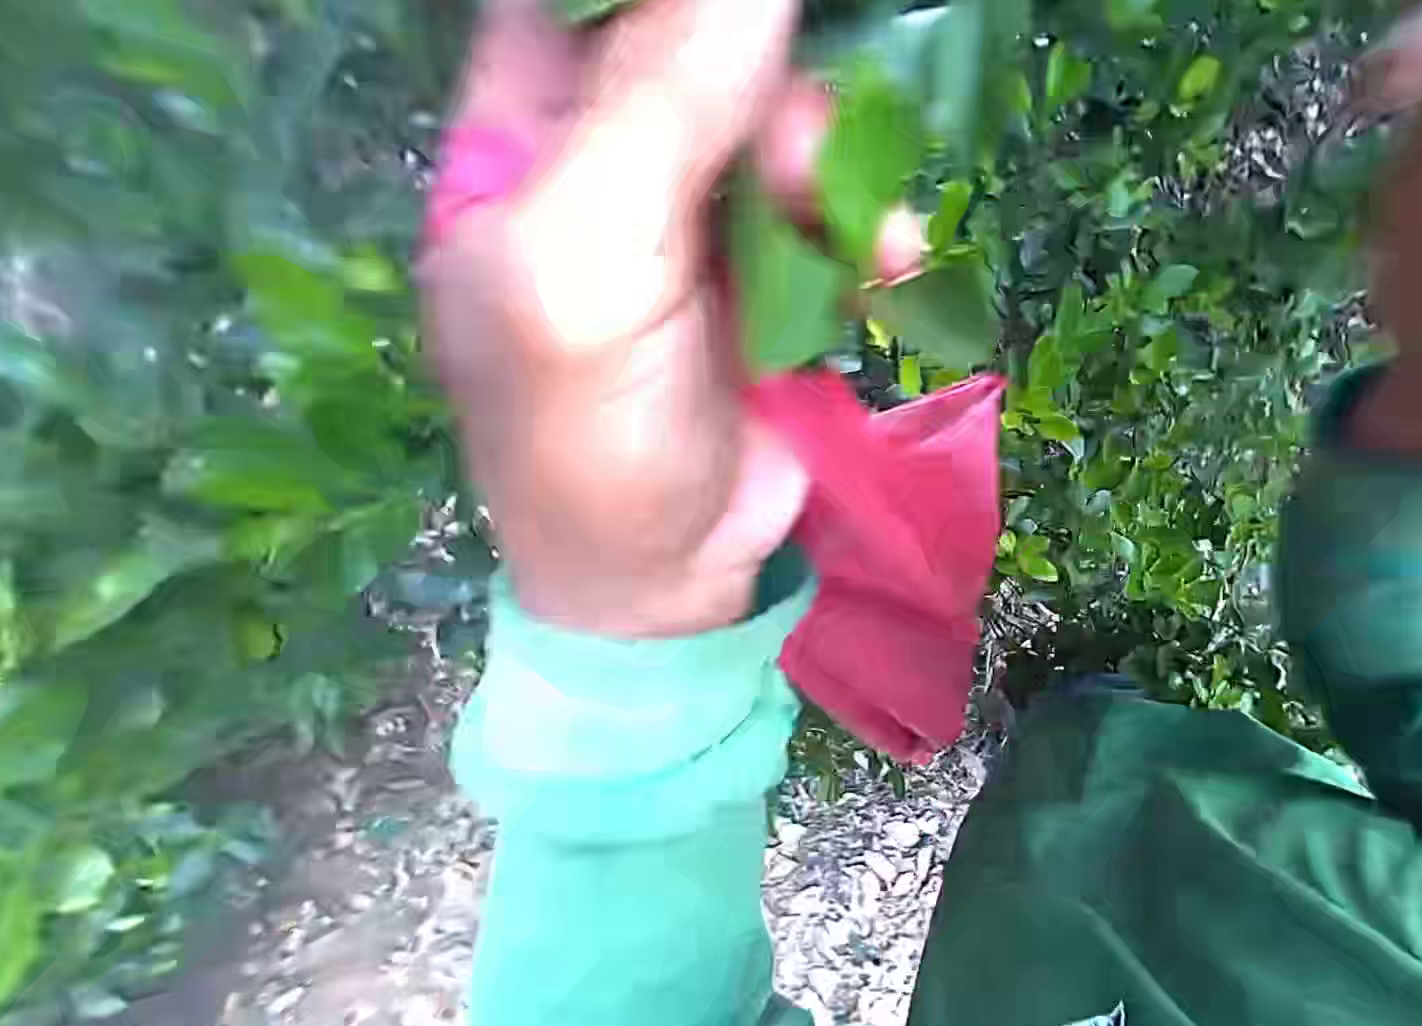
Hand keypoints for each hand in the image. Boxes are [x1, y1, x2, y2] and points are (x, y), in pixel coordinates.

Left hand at [420, 0, 914, 636]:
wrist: (669, 572)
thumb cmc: (594, 441)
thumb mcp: (593, 274)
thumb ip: (659, 115)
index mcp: (528, 145)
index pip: (588, 6)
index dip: (675, 8)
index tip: (762, 26)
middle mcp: (617, 173)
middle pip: (710, 66)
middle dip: (779, 103)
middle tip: (815, 168)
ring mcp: (706, 236)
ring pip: (787, 145)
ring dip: (843, 181)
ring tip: (877, 244)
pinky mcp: (776, 292)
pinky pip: (832, 228)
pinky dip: (870, 243)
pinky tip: (893, 274)